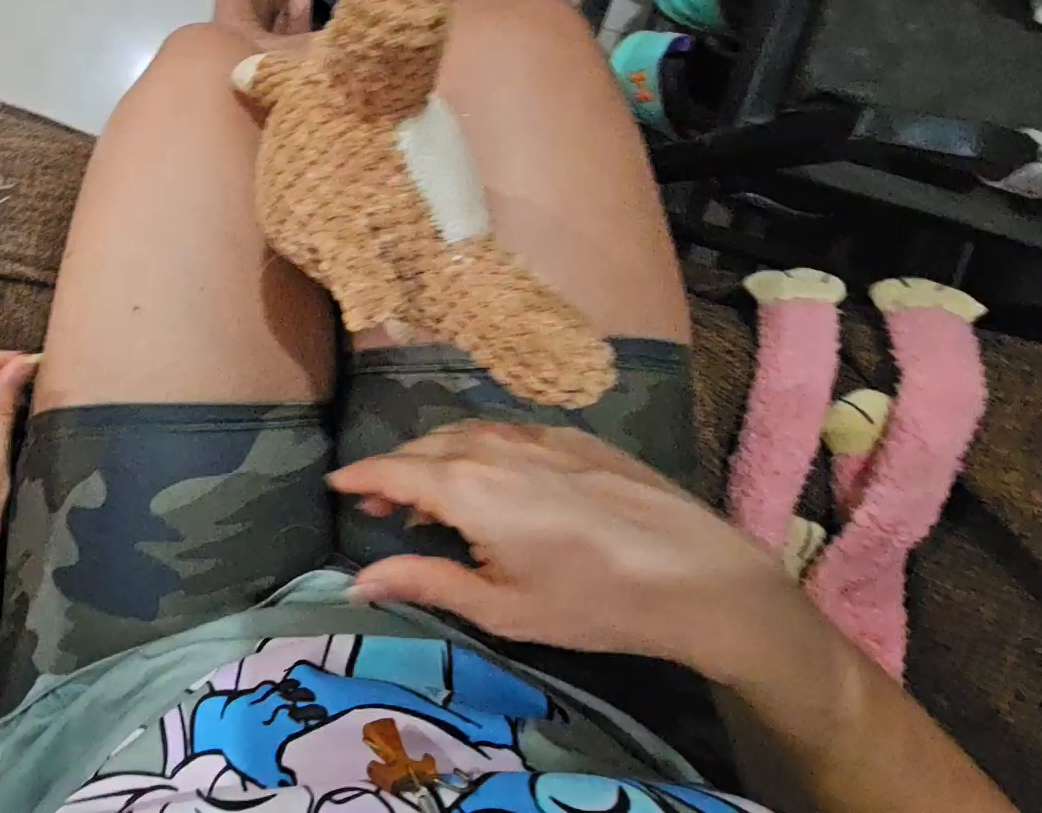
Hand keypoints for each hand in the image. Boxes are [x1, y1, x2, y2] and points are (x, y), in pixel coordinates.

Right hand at [329, 421, 823, 683]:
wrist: (707, 579)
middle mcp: (487, 446)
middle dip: (389, 474)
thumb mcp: (501, 608)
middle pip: (418, 450)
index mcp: (464, 487)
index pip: (388, 471)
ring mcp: (530, 434)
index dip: (356, 477)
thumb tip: (357, 579)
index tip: (334, 484)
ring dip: (430, 460)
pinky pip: (498, 432)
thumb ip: (424, 581)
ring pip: (457, 435)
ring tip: (429, 497)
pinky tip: (488, 480)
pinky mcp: (567, 434)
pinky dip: (472, 450)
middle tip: (378, 508)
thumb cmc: (595, 603)